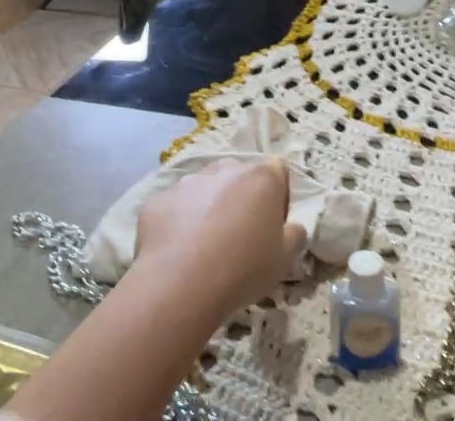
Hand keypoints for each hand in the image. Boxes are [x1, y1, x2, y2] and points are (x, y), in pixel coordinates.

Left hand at [133, 157, 307, 317]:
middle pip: (239, 176)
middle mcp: (225, 170)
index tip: (272, 225)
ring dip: (208, 207)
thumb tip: (291, 227)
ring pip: (204, 189)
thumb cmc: (243, 267)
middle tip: (238, 236)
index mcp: (261, 177)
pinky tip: (178, 252)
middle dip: (241, 198)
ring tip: (204, 246)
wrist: (180, 285)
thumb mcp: (286, 258)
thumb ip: (296, 234)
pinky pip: (174, 207)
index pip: (277, 170)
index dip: (278, 196)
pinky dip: (178, 222)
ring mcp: (188, 182)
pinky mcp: (158, 201)